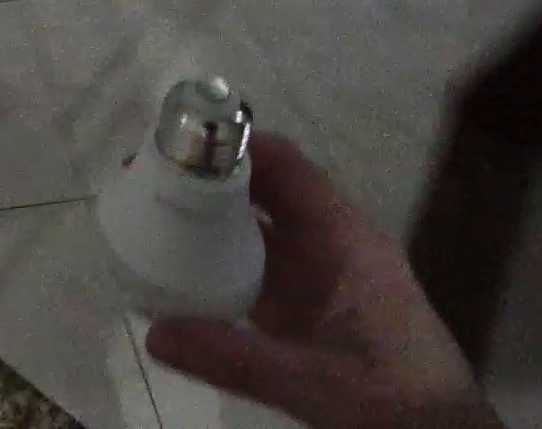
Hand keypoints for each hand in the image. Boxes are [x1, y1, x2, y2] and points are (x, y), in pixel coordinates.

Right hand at [145, 135, 504, 428]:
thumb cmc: (398, 403)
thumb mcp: (319, 383)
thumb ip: (237, 358)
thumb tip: (153, 333)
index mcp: (343, 237)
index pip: (284, 164)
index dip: (232, 142)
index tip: (175, 139)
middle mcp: (325, 240)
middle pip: (259, 183)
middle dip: (203, 169)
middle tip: (143, 168)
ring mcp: (310, 269)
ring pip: (250, 216)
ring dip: (202, 204)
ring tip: (146, 200)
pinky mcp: (297, 298)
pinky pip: (246, 253)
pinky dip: (210, 244)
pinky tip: (171, 254)